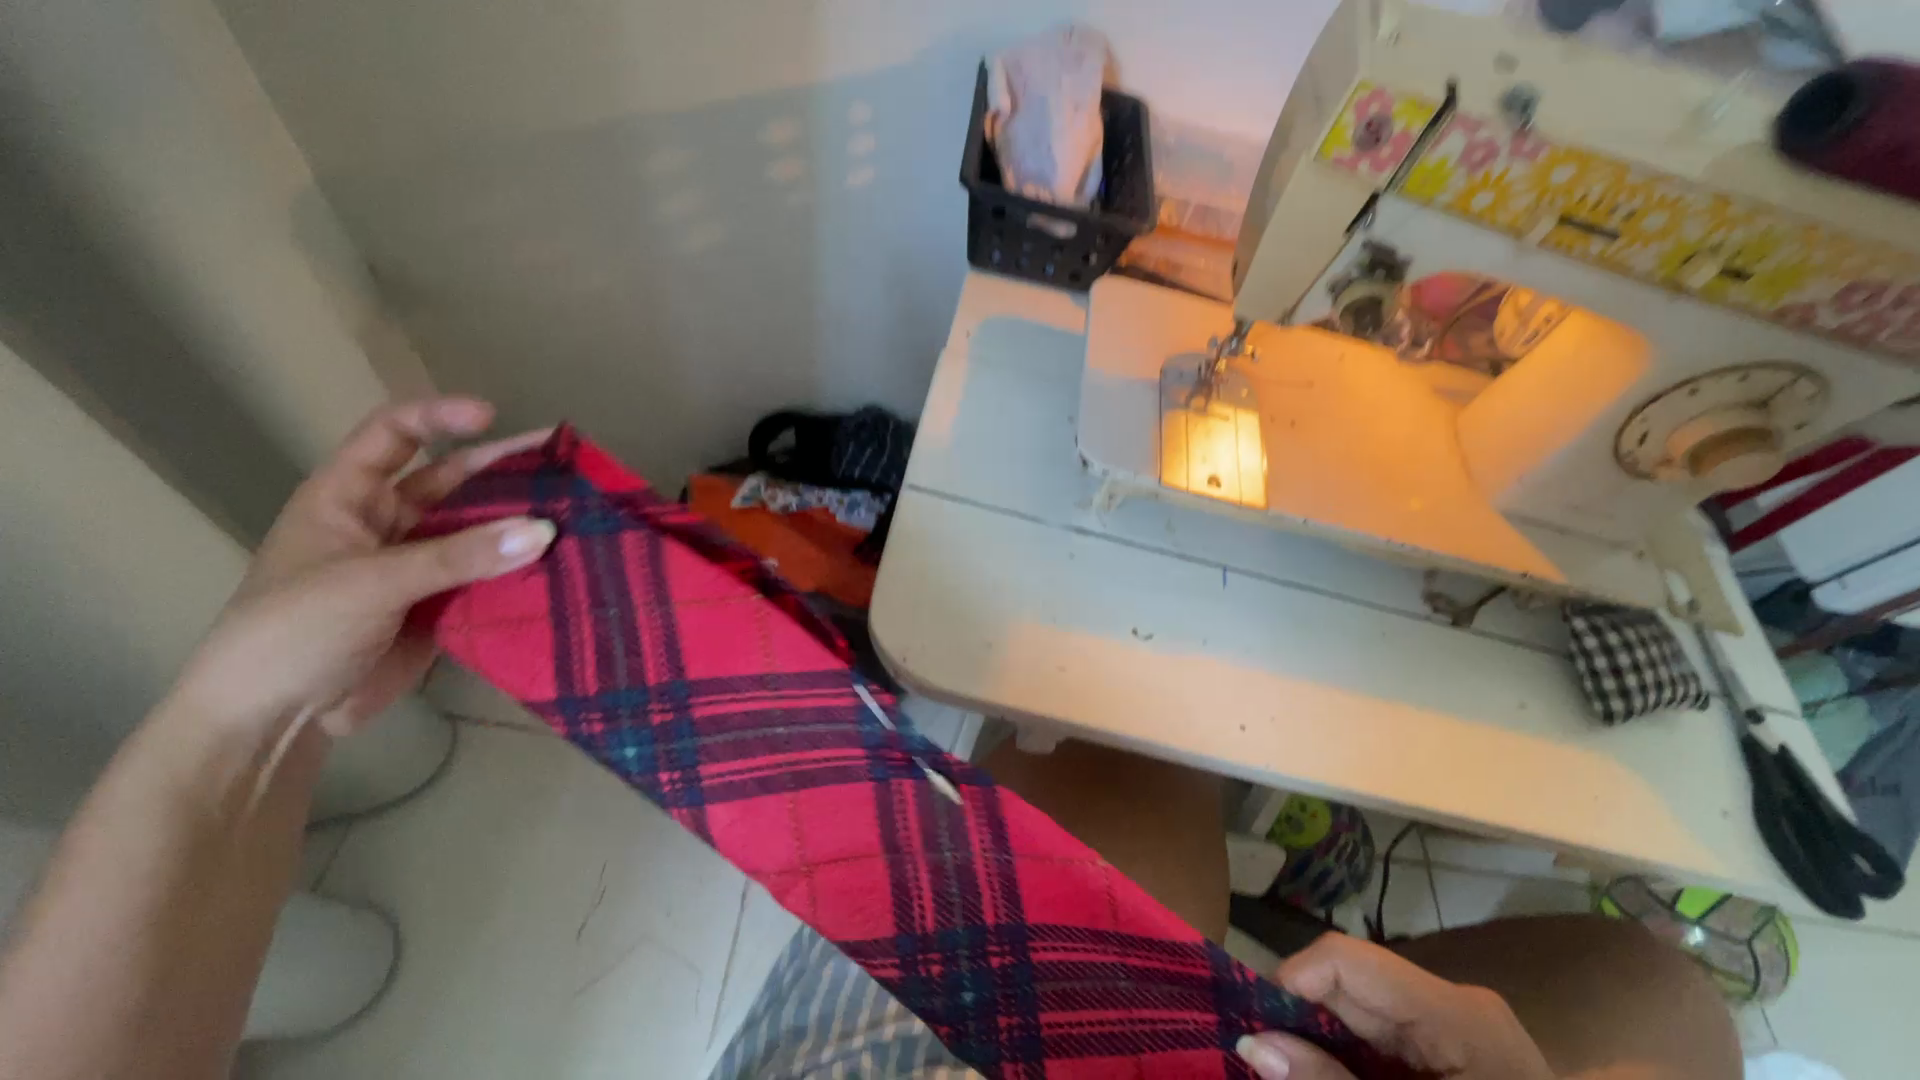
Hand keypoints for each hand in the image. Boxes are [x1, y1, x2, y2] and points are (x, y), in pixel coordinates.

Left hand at [168, 397, 554, 737]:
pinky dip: (521, 573)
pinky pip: (487, 580)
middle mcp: (385, 524)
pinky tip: (562, 566)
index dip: (438, 416)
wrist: (274, 719)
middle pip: (450, 481)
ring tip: (576, 513)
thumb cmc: (294, 629)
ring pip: (476, 532)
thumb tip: (545, 529)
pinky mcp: (439, 609)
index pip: (392, 436)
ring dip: (519, 524)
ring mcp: (416, 568)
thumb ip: (460, 556)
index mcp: (346, 497)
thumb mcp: (372, 582)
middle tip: (562, 465)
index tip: (491, 417)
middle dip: (502, 471)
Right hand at [1236, 934, 1553, 1079]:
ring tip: (1296, 1075)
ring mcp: (1457, 1025)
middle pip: (1348, 985)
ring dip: (1321, 1044)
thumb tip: (1250, 1042)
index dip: (1290, 983)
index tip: (1255, 1034)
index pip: (1344, 958)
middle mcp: (1454, 1001)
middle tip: (1264, 1065)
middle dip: (1299, 1021)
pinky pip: (1385, 1037)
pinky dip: (1352, 1060)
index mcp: (1454, 1013)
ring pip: (1361, 1012)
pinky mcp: (1456, 1050)